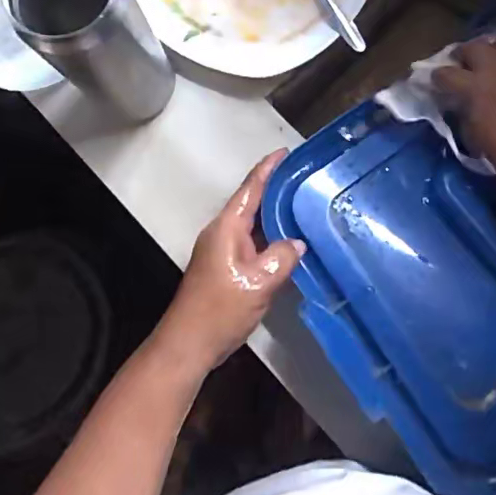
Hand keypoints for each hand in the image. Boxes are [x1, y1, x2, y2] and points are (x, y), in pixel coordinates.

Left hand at [153, 150, 304, 373]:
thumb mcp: (259, 283)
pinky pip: (252, 240)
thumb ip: (282, 258)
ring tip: (303, 203)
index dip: (269, 168)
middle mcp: (223, 231)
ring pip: (253, 222)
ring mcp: (222, 248)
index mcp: (227, 226)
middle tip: (306, 177)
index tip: (287, 151)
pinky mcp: (226, 265)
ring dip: (274, 212)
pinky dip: (270, 234)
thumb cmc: (220, 309)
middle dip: (276, 187)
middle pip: (252, 201)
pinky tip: (289, 239)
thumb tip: (298, 242)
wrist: (189, 343)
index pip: (251, 188)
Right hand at [433, 35, 495, 190]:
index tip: (432, 83)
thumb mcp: (469, 131)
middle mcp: (494, 70)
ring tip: (478, 61)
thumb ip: (458, 108)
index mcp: (474, 86)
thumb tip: (453, 98)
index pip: (445, 73)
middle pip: (473, 47)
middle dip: (460, 54)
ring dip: (485, 48)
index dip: (436, 78)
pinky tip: (495, 72)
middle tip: (454, 66)